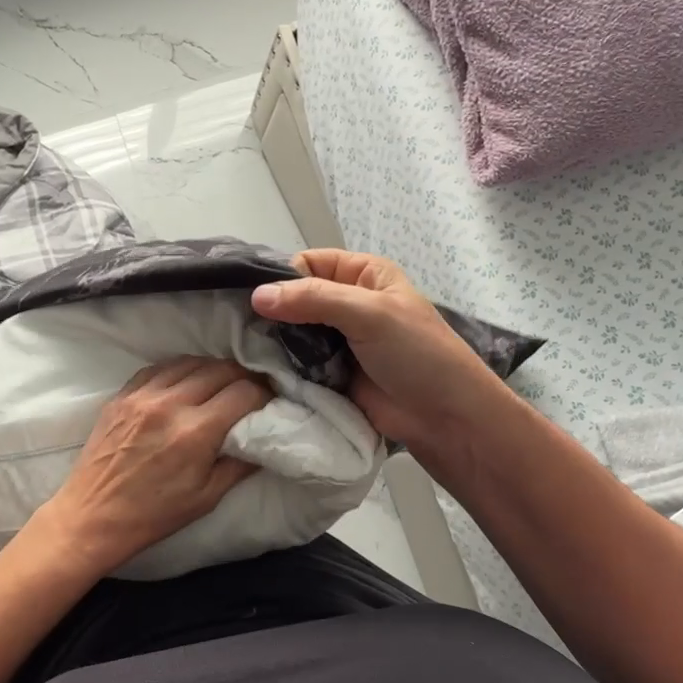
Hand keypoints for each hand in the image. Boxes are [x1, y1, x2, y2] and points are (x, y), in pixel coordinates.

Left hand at [26, 357, 271, 575]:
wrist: (94, 515)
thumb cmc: (154, 514)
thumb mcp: (207, 497)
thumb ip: (240, 464)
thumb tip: (263, 439)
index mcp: (195, 432)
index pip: (243, 392)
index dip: (263, 393)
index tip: (269, 400)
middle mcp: (169, 404)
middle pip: (219, 369)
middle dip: (242, 376)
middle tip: (249, 389)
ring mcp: (141, 396)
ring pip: (188, 361)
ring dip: (211, 368)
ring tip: (220, 383)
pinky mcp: (120, 396)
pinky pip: (157, 368)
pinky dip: (177, 370)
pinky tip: (184, 382)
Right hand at [249, 249, 504, 451]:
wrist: (445, 419)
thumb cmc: (417, 355)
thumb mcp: (369, 313)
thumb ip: (314, 299)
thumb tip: (256, 296)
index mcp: (362, 275)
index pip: (307, 263)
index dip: (280, 276)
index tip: (251, 298)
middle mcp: (345, 304)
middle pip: (293, 299)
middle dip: (270, 313)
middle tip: (237, 328)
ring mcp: (335, 342)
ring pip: (289, 334)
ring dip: (271, 343)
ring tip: (242, 352)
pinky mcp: (327, 375)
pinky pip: (294, 366)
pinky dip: (279, 369)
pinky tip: (257, 373)